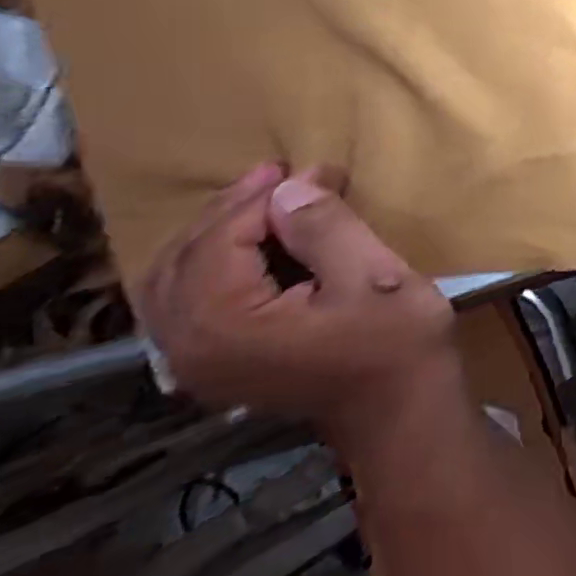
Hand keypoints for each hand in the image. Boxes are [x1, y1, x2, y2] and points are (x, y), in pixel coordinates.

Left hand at [136, 163, 457, 443]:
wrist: (402, 407)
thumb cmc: (397, 342)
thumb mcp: (376, 277)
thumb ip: (327, 230)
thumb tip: (291, 186)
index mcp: (224, 322)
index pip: (222, 240)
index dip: (266, 197)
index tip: (317, 168)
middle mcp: (188, 345)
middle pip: (183, 258)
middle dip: (231, 210)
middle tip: (280, 174)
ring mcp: (195, 362)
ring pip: (173, 281)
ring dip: (215, 236)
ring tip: (262, 203)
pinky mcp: (214, 366)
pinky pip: (185, 304)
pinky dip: (210, 266)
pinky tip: (248, 250)